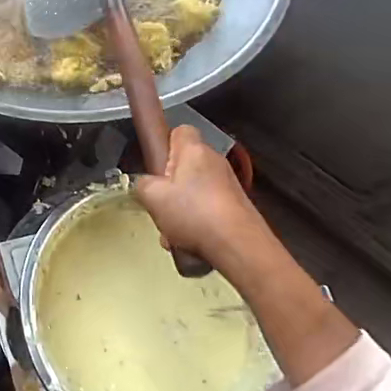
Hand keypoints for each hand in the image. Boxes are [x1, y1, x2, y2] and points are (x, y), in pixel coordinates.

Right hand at [135, 126, 358, 384]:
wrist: (249, 256)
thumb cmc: (200, 219)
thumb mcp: (155, 198)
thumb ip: (142, 187)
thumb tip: (142, 186)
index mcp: (196, 154)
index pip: (175, 133)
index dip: (160, 148)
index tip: (151, 169)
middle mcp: (215, 168)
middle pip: (178, 172)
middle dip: (165, 194)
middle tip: (160, 215)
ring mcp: (229, 194)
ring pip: (189, 199)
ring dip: (177, 219)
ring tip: (175, 240)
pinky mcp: (238, 219)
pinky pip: (204, 219)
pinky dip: (194, 233)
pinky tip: (191, 252)